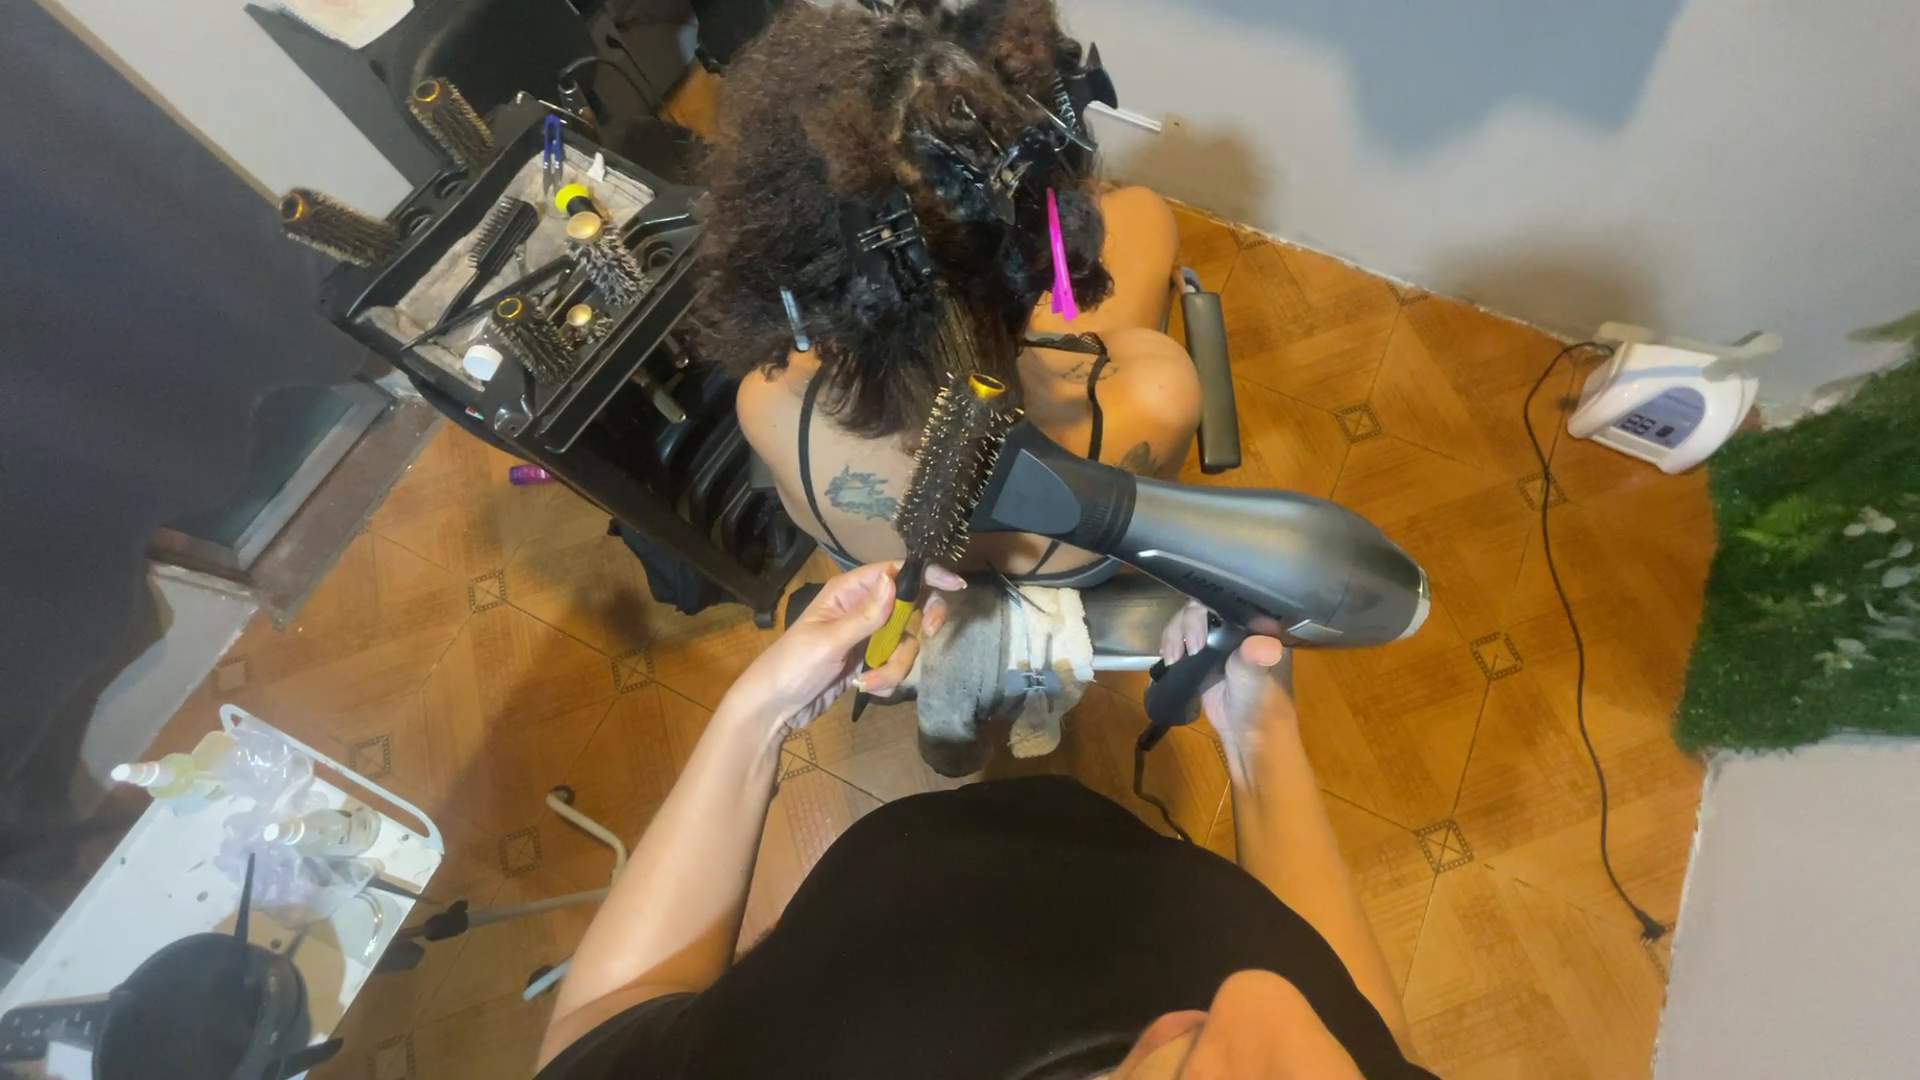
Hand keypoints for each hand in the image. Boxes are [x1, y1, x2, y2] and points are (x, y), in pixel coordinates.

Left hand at [726, 561, 965, 730]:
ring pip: (906, 642)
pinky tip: (863, 688)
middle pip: (912, 604)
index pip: (896, 572)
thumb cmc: (793, 666)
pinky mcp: (869, 661)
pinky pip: (895, 665)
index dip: (927, 574)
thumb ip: (866, 614)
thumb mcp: (829, 640)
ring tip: (866, 682)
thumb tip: (895, 581)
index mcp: (849, 592)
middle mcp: (863, 608)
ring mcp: (868, 636)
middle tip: (929, 635)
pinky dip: (885, 679)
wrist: (775, 708)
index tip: (955, 585)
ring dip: (894, 666)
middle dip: (922, 623)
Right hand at [1160, 600, 1292, 751]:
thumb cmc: (1261, 704)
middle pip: (1201, 608)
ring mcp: (1217, 642)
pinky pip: (1180, 639)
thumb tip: (1262, 645)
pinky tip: (1168, 657)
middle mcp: (1235, 628)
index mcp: (1255, 625)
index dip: (1208, 607)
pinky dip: (1170, 644)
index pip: (1227, 599)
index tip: (1200, 635)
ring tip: (1174, 659)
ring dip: (1174, 635)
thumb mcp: (1257, 678)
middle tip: (1188, 651)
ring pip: (1186, 622)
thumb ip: (1255, 658)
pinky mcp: (1201, 656)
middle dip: (1186, 625)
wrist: (1248, 735)